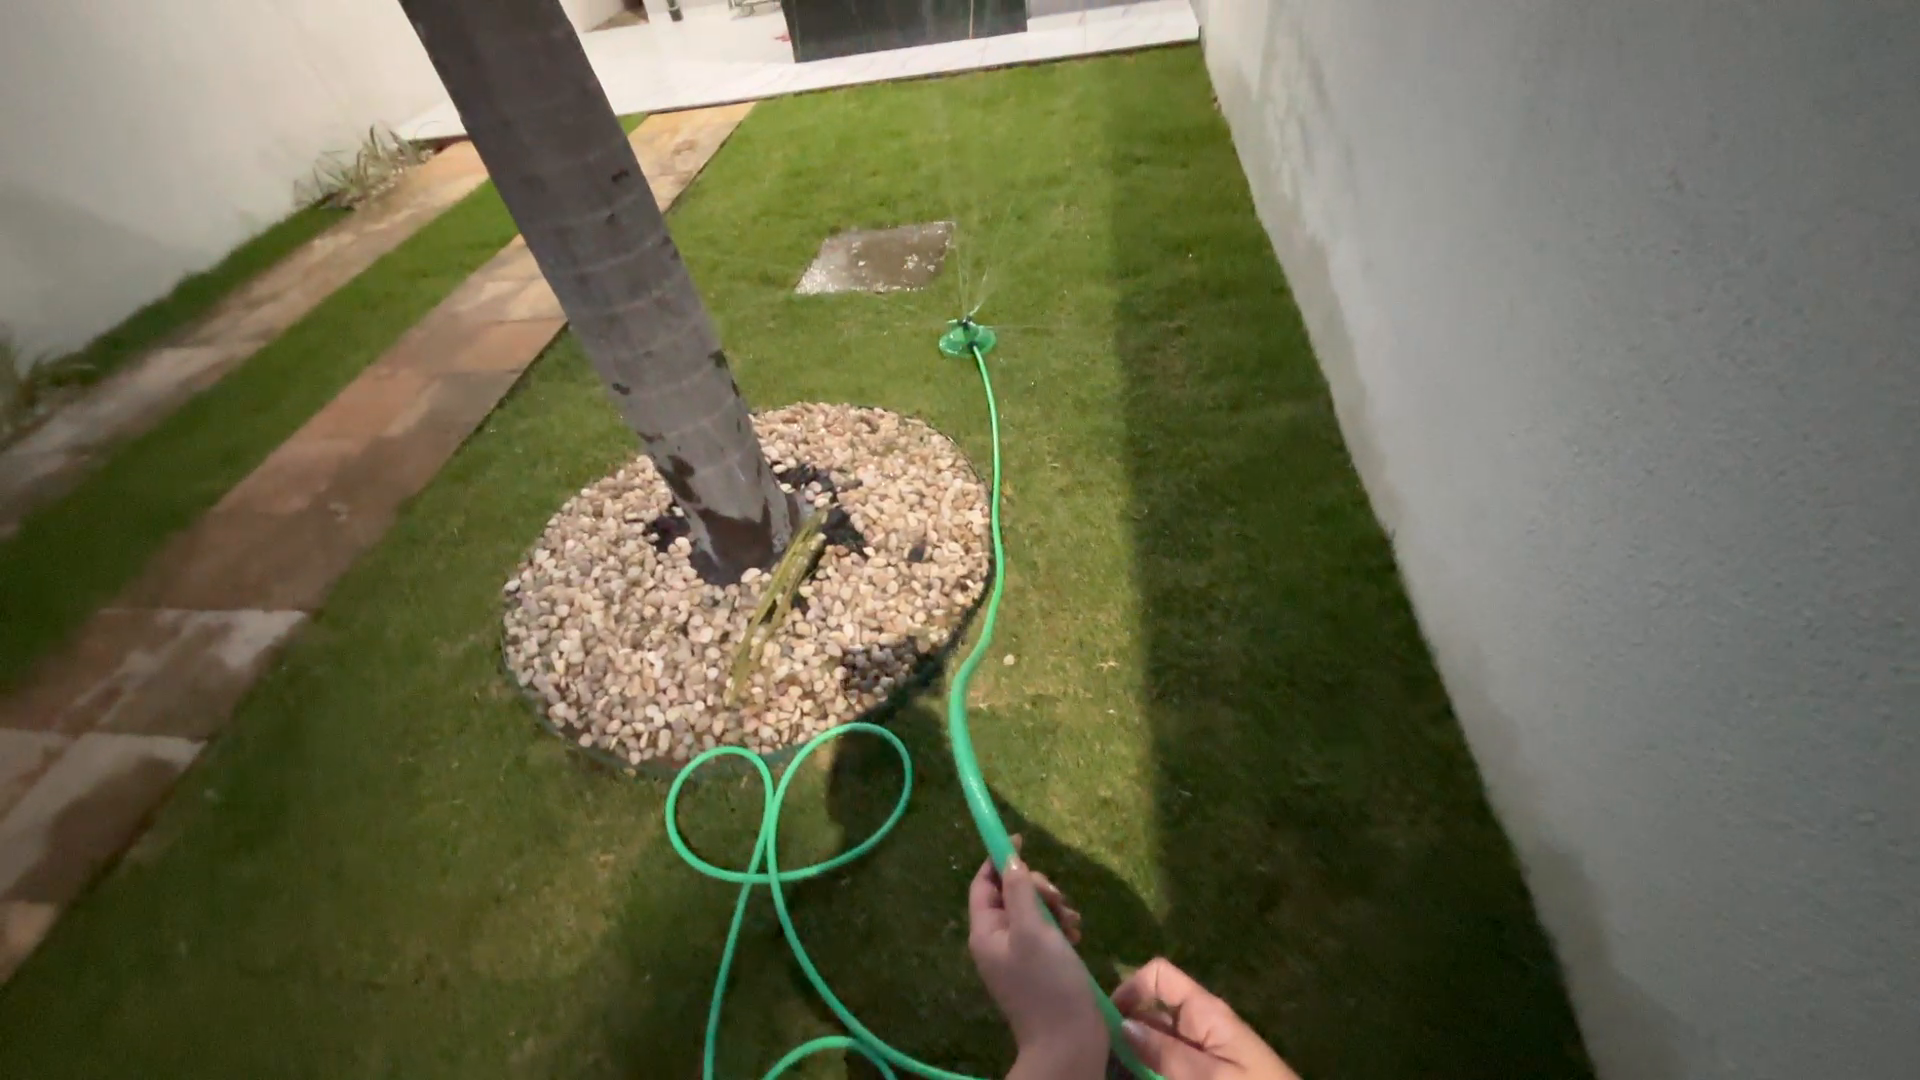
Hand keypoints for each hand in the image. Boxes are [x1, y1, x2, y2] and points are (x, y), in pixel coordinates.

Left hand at [967, 837, 1104, 1076]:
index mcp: (985, 932)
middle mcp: (997, 942)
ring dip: (1053, 907)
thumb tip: (1010, 860)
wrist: (1070, 1045)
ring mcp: (1018, 956)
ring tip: (1072, 921)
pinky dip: (1060, 926)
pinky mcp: (1039, 967)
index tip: (1022, 841)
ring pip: (1032, 910)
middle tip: (1057, 899)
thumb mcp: (1034, 929)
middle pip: (1011, 894)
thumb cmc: (1048, 984)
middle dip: (1036, 888)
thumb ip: (1020, 891)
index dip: (999, 859)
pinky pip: (1046, 932)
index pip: (983, 883)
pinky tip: (1077, 934)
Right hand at [1112, 958, 1299, 1079]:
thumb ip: (1166, 1053)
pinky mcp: (1211, 1074)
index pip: (1159, 974)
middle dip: (1129, 1031)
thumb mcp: (1210, 1078)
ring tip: (1119, 1072)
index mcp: (1204, 1010)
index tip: (1110, 1022)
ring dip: (1141, 1058)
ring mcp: (1207, 1051)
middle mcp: (1202, 1023)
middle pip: (1155, 1012)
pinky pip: (1175, 1065)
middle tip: (1105, 1059)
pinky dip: (1158, 1073)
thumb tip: (1123, 1024)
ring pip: (1161, 1043)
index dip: (1131, 988)